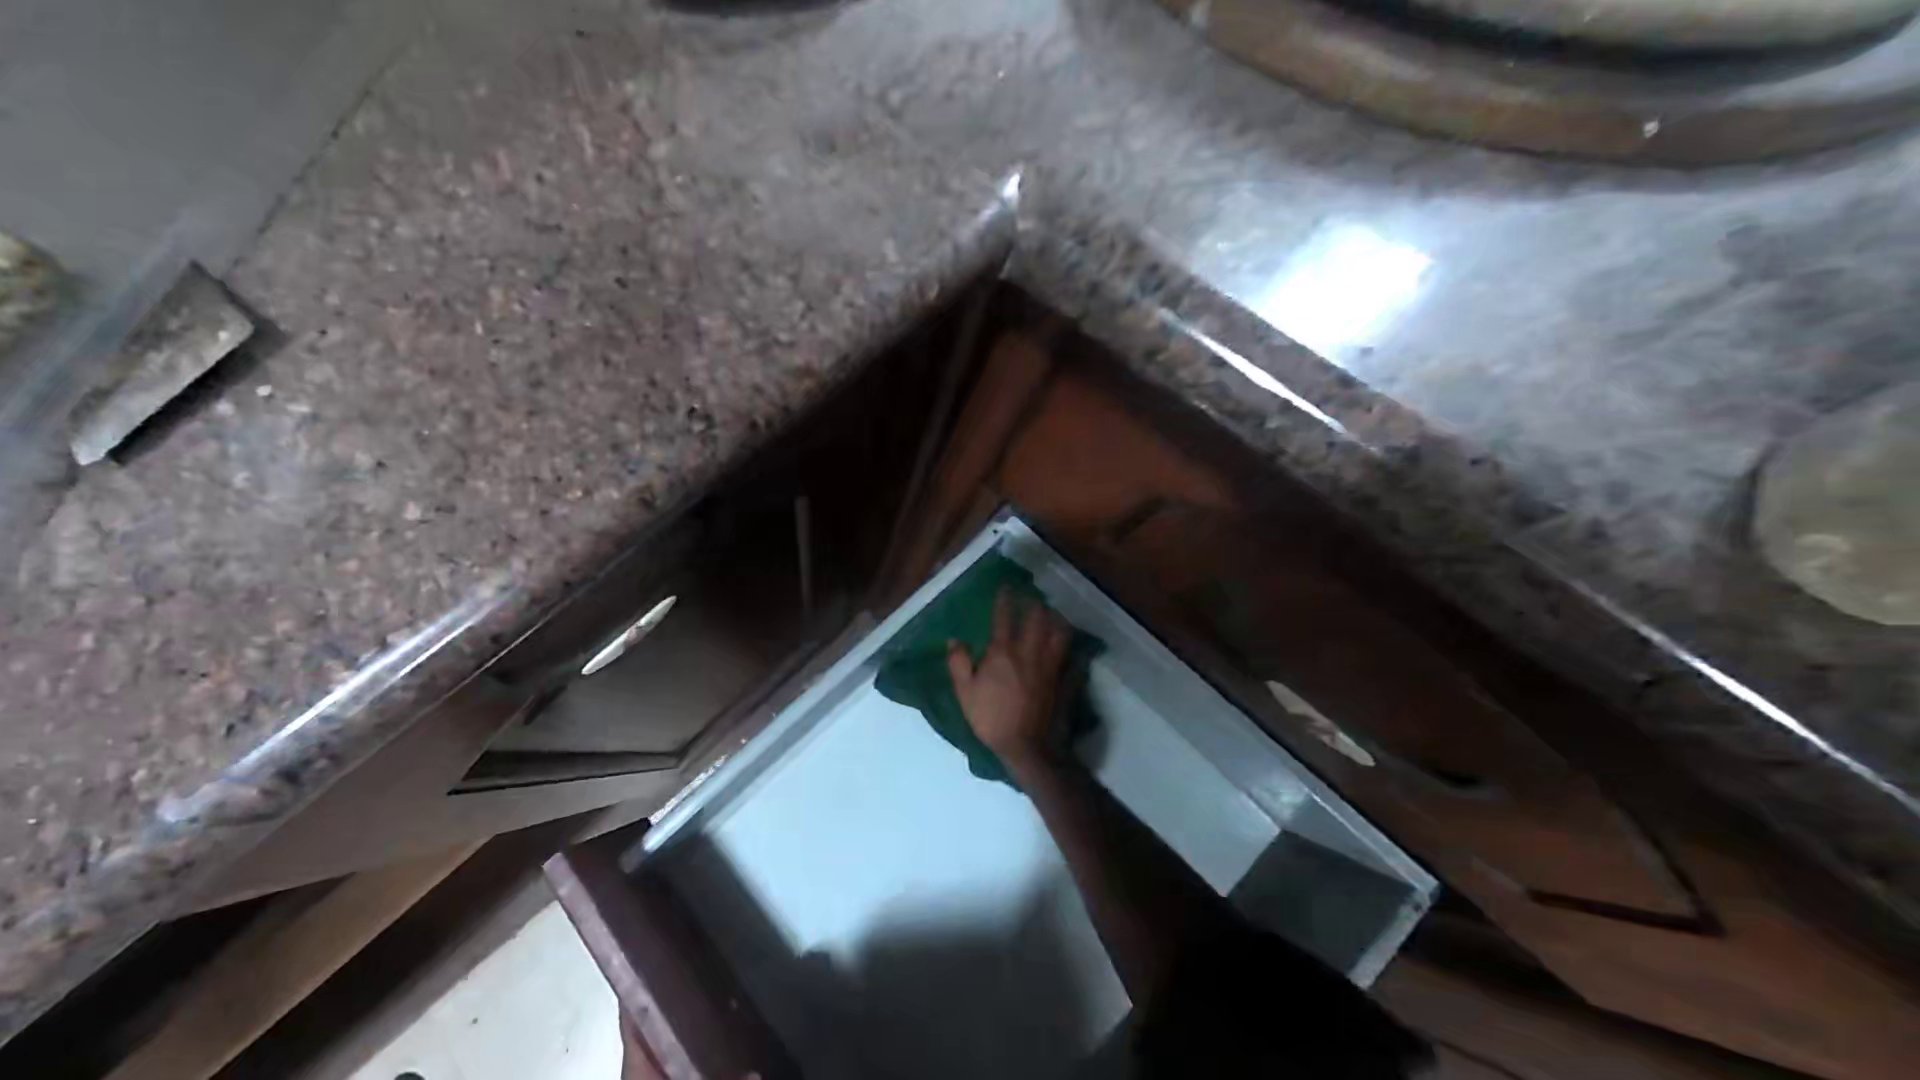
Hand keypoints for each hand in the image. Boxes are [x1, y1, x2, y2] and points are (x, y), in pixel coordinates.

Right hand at [947, 588, 1072, 771]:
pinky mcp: (1063, 681)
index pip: (1005, 618)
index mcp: (1003, 653)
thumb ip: (959, 663)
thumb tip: (954, 640)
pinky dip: (1072, 649)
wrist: (1026, 746)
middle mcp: (1029, 653)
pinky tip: (1071, 647)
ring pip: (1059, 634)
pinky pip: (1072, 658)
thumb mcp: (965, 692)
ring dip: (1056, 620)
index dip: (1005, 599)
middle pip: (1037, 619)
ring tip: (1053, 614)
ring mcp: (1050, 666)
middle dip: (1035, 603)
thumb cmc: (990, 718)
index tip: (1006, 587)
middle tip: (1032, 596)